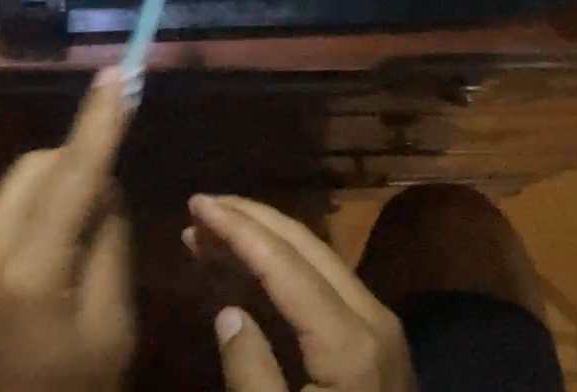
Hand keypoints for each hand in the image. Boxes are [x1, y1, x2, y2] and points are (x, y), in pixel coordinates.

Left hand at [0, 69, 134, 391]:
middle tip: (114, 196)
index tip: (116, 72)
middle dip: (77, 159)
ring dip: (59, 183)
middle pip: (37, 168)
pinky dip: (41, 210)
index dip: (98, 122)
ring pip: (20, 186)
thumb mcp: (111, 331)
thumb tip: (105, 187)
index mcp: (31, 270)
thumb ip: (109, 246)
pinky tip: (63, 252)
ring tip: (91, 231)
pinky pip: (9, 214)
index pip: (73, 175)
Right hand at [190, 194, 416, 391]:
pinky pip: (322, 286)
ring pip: (315, 259)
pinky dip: (280, 270)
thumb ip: (251, 374)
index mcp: (349, 341)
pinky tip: (243, 272)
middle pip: (304, 246)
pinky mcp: (374, 342)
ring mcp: (377, 327)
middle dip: (250, 219)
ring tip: (209, 233)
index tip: (198, 202)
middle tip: (201, 206)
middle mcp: (370, 317)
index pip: (284, 262)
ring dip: (262, 240)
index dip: (237, 228)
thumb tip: (229, 313)